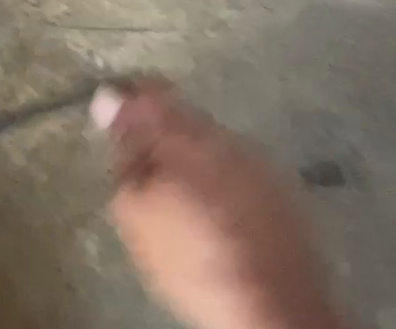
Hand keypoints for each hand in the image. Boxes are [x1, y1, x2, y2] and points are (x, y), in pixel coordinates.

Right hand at [94, 80, 346, 328]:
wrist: (276, 314)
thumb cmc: (190, 257)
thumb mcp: (133, 207)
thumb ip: (124, 151)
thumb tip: (111, 104)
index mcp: (187, 136)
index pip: (149, 89)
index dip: (125, 96)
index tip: (108, 114)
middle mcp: (230, 140)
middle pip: (184, 115)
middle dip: (160, 132)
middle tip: (138, 162)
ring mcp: (265, 167)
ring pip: (214, 143)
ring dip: (190, 155)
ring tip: (173, 188)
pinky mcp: (287, 196)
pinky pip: (238, 169)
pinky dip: (218, 176)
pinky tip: (209, 206)